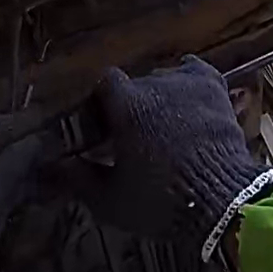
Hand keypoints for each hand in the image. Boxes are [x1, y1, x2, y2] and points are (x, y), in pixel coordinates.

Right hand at [69, 56, 272, 260]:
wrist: (220, 197)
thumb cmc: (160, 200)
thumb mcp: (109, 199)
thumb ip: (77, 177)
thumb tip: (52, 165)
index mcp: (127, 104)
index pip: (105, 82)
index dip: (100, 102)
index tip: (100, 126)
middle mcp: (157, 82)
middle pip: (136, 83)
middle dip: (130, 105)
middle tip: (132, 136)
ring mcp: (190, 81)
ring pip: (165, 78)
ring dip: (160, 96)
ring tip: (164, 126)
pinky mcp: (215, 85)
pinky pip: (194, 71)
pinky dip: (187, 81)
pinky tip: (186, 98)